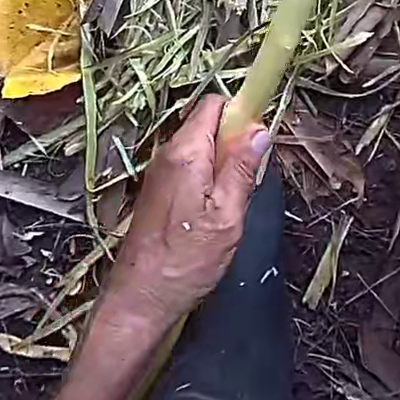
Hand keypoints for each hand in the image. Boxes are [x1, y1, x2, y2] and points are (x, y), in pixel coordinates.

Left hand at [103, 95, 270, 330]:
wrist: (140, 296)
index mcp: (186, 151)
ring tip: (231, 201)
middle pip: (207, 123)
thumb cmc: (185, 260)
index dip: (241, 113)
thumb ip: (242, 169)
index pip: (214, 103)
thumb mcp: (227, 215)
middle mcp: (168, 152)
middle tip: (247, 180)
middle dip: (234, 141)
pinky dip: (207, 177)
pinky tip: (213, 210)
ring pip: (200, 146)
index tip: (258, 140)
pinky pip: (189, 165)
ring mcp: (160, 170)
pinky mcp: (158, 188)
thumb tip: (260, 130)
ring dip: (222, 162)